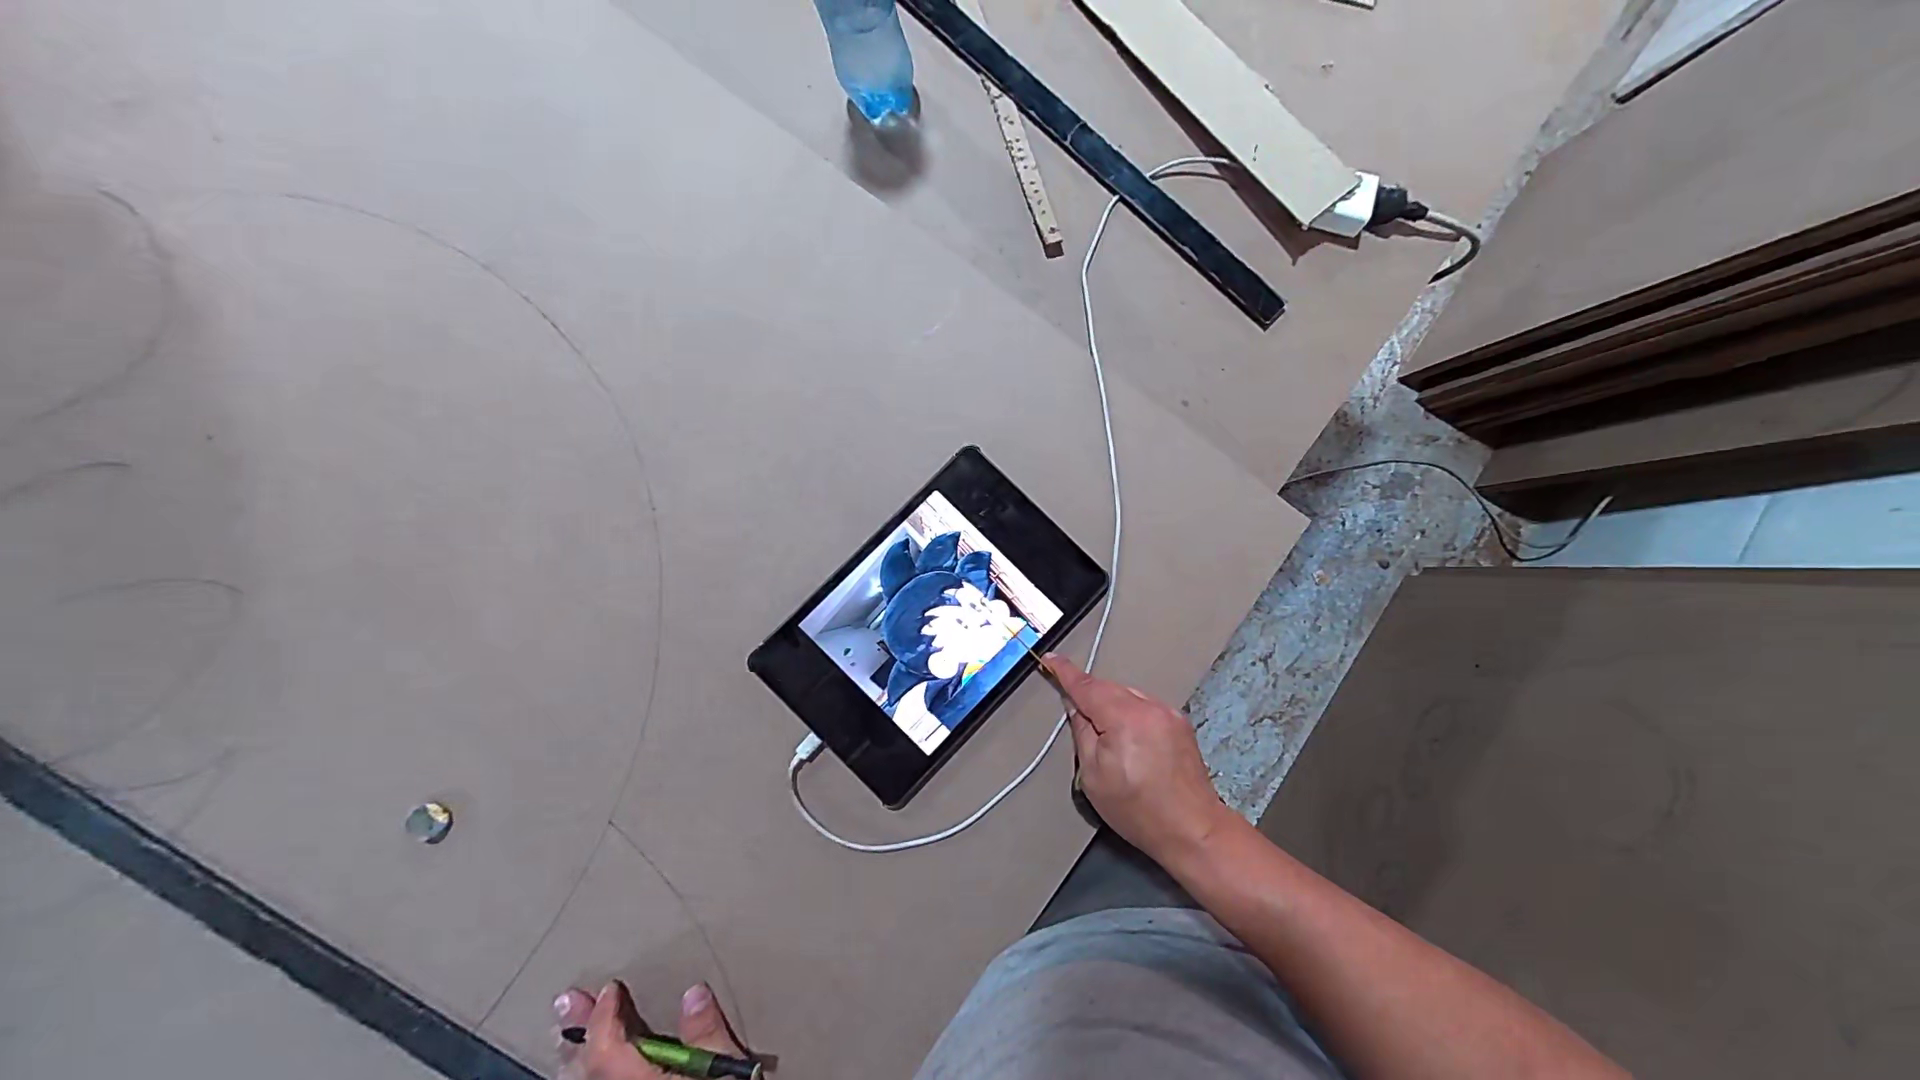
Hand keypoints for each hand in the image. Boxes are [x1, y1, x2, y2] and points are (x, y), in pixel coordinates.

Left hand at [554, 980, 742, 1079]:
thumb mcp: (725, 1076)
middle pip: (584, 1074)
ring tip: (571, 1040)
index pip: (606, 1051)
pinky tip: (589, 1076)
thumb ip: (707, 1036)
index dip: (604, 1017)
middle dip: (577, 1037)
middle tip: (566, 1002)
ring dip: (575, 1064)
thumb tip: (693, 992)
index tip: (610, 989)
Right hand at [1042, 654, 1238, 863]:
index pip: (1086, 686)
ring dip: (1112, 707)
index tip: (1052, 660)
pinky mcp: (1179, 723)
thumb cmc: (1140, 811)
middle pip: (1108, 689)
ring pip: (1127, 696)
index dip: (1065, 672)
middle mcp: (1149, 708)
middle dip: (1090, 698)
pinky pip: (1145, 706)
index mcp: (1124, 718)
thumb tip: (1076, 708)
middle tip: (1080, 726)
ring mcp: (1168, 714)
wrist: (1192, 829)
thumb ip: (1081, 733)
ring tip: (1110, 745)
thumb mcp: (1093, 776)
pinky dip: (1131, 715)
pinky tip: (1130, 743)